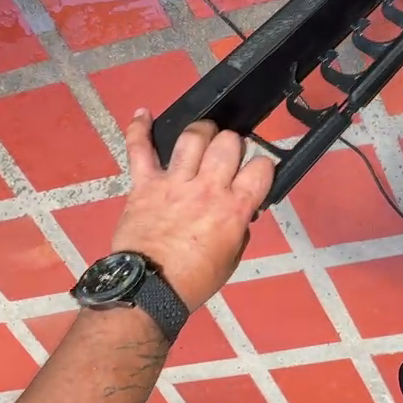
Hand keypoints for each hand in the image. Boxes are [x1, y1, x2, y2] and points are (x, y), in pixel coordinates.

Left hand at [111, 113, 274, 311]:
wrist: (147, 290)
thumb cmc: (195, 279)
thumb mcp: (232, 257)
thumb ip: (239, 226)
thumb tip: (239, 210)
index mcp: (235, 208)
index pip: (261, 168)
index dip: (263, 167)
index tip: (257, 174)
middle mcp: (208, 188)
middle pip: (228, 143)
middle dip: (233, 144)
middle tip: (228, 156)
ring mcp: (174, 182)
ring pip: (193, 138)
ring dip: (202, 131)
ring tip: (204, 134)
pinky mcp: (144, 184)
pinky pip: (140, 149)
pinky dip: (139, 129)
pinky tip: (143, 113)